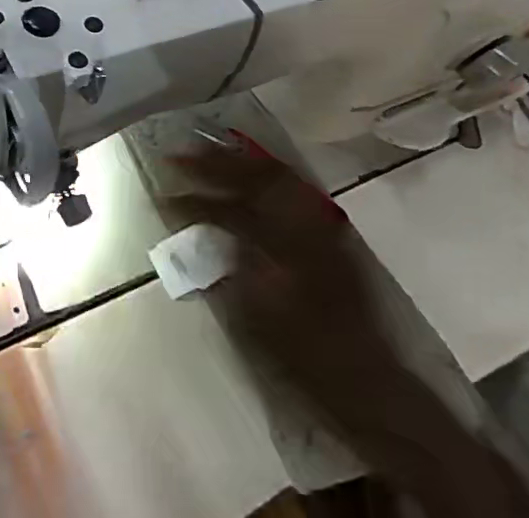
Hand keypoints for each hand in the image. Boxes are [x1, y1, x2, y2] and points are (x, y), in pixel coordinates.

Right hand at [162, 134, 402, 428]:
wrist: (364, 380)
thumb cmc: (300, 355)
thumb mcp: (252, 317)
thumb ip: (228, 266)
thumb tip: (206, 231)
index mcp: (281, 251)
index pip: (227, 211)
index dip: (192, 201)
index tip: (163, 197)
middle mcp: (306, 231)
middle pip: (257, 181)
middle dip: (214, 164)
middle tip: (179, 154)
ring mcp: (324, 230)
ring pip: (282, 179)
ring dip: (244, 160)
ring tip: (214, 148)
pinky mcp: (334, 236)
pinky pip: (301, 190)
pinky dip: (274, 173)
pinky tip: (258, 169)